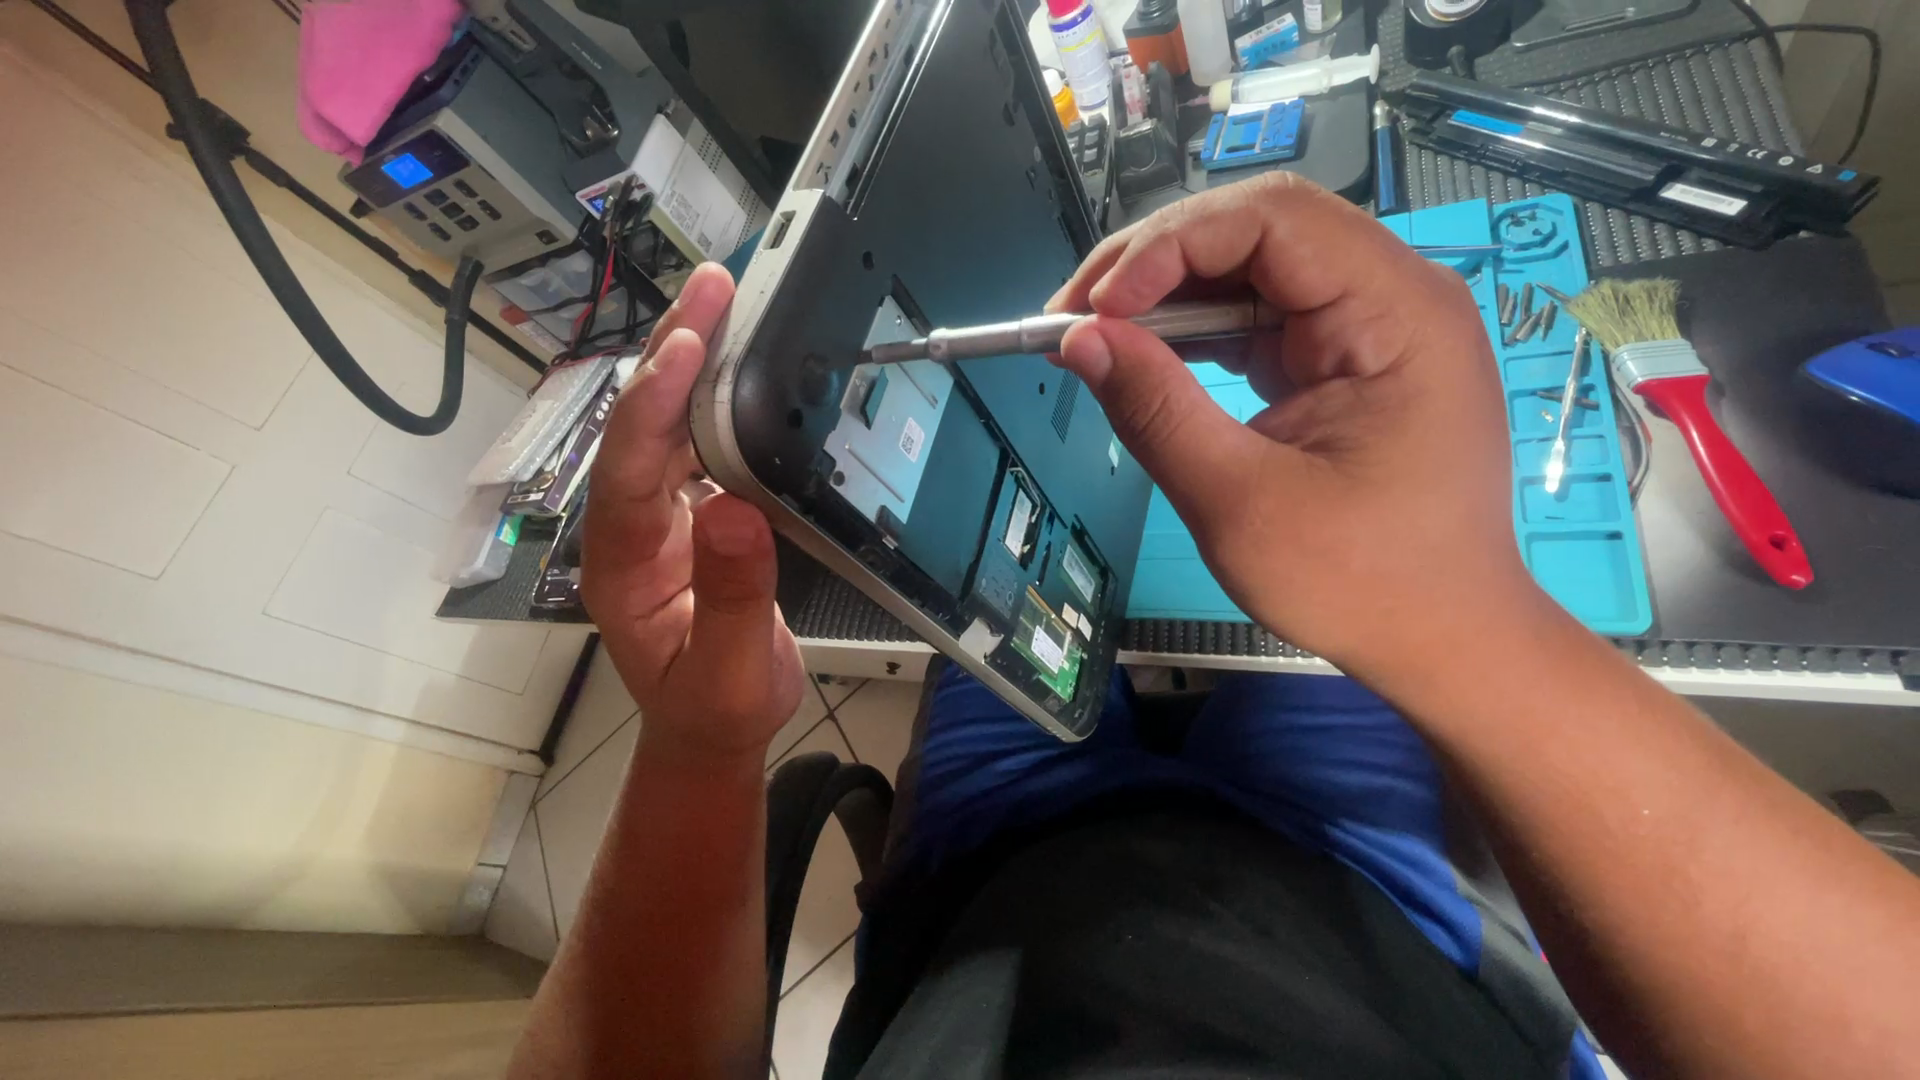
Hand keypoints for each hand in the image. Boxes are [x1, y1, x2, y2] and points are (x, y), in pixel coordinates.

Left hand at [583, 263, 805, 761]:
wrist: (709, 725)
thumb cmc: (718, 707)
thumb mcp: (734, 671)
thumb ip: (734, 599)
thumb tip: (736, 510)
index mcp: (624, 566)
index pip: (629, 471)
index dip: (654, 406)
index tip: (689, 346)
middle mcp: (630, 528)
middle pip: (638, 428)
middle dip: (670, 353)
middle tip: (712, 287)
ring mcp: (655, 518)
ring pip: (663, 426)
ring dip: (690, 362)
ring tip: (724, 302)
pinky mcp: (684, 515)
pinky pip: (691, 444)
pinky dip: (712, 397)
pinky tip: (737, 364)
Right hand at [1052, 175, 1538, 675]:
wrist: (1439, 639)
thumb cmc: (1358, 583)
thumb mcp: (1239, 501)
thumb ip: (1156, 410)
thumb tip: (1077, 339)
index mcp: (1396, 312)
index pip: (1272, 219)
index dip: (1169, 246)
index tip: (1095, 309)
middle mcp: (1392, 297)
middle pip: (1257, 233)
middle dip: (1155, 264)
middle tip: (1073, 315)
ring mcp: (1369, 327)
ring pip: (1249, 273)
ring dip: (1165, 298)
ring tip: (1092, 334)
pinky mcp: (1344, 360)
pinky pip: (1258, 320)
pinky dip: (1193, 334)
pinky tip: (1142, 355)